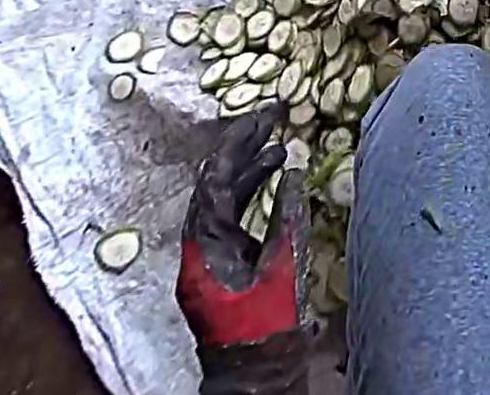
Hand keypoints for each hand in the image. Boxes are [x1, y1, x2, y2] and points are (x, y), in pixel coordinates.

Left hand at [176, 103, 306, 348]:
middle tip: (269, 122)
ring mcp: (205, 252)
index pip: (214, 179)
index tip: (260, 120)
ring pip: (221, 197)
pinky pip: (228, 213)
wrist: (253, 374)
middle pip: (214, 183)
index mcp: (206, 243)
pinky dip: (248, 192)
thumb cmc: (266, 323)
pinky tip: (271, 178)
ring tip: (277, 147)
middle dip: (242, 150)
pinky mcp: (218, 260)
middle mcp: (197, 244)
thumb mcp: (282, 264)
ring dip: (248, 170)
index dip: (237, 145)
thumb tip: (291, 172)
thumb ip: (286, 214)